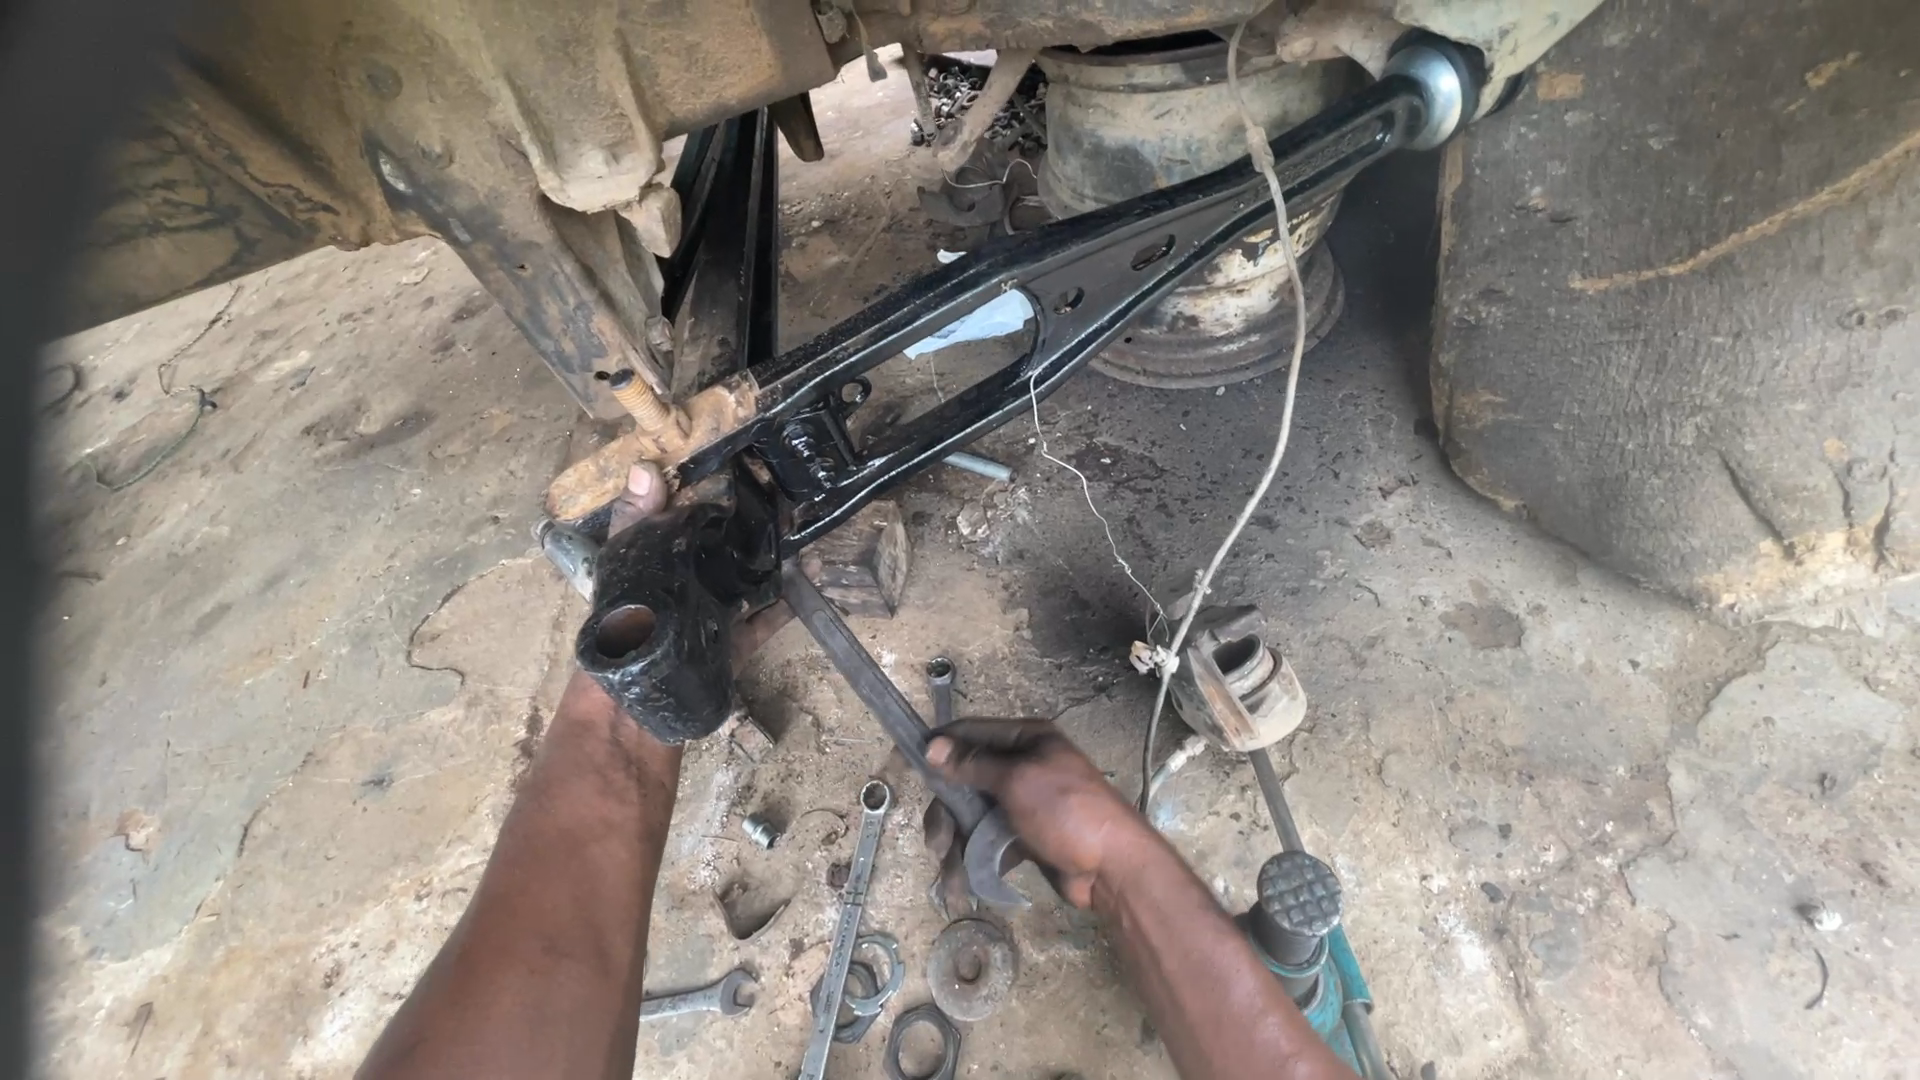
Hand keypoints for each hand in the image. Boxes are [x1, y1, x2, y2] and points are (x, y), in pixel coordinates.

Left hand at [602, 463, 790, 671]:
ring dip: (778, 558)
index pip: (692, 518)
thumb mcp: (621, 566)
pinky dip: (789, 599)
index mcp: (663, 558)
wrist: (634, 708)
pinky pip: (768, 615)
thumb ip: (636, 522)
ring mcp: (718, 610)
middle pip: (730, 546)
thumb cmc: (619, 632)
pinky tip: (810, 576)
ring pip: (754, 577)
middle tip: (788, 498)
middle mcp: (692, 581)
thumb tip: (644, 466)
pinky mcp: (738, 640)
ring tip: (805, 531)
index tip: (746, 469)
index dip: (717, 495)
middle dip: (758, 524)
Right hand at [926, 719, 1153, 907]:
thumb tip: (933, 746)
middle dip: (947, 813)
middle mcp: (1023, 765)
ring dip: (957, 844)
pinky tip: (965, 883)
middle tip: (936, 842)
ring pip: (974, 815)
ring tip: (951, 876)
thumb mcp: (1018, 781)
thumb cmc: (1067, 811)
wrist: (1114, 867)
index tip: (905, 762)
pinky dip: (974, 859)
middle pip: (967, 781)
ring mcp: (1023, 802)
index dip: (939, 747)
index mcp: (1026, 739)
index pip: (972, 733)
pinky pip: (988, 840)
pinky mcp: (1024, 834)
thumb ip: (974, 764)